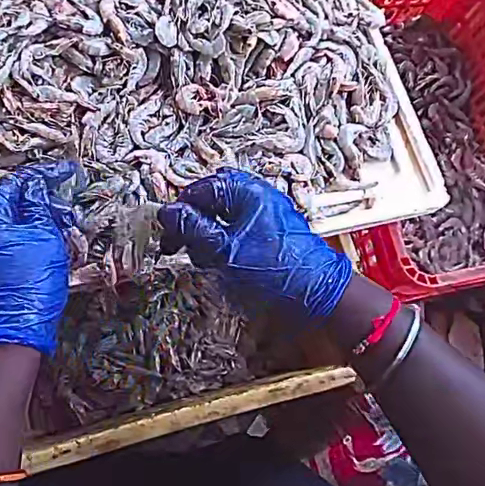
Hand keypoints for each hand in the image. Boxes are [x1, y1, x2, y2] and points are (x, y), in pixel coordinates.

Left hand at [0, 162, 78, 355]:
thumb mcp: (42, 234)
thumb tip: (37, 187)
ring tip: (65, 222)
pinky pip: (13, 247)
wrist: (15, 331)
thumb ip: (38, 205)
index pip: (13, 184)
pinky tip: (53, 243)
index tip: (63, 172)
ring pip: (14, 227)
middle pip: (11, 205)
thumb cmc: (27, 283)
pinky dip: (32, 241)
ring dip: (39, 222)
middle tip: (66, 196)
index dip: (41, 176)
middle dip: (41, 200)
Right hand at [157, 168, 351, 323]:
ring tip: (208, 261)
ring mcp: (262, 215)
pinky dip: (223, 247)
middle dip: (192, 226)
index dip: (179, 211)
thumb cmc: (273, 268)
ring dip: (206, 239)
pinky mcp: (267, 234)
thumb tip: (166, 212)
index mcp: (245, 190)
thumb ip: (192, 228)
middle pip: (209, 203)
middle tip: (182, 249)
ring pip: (220, 219)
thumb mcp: (224, 249)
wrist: (318, 295)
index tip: (167, 234)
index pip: (199, 190)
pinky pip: (235, 233)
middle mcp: (254, 196)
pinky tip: (223, 265)